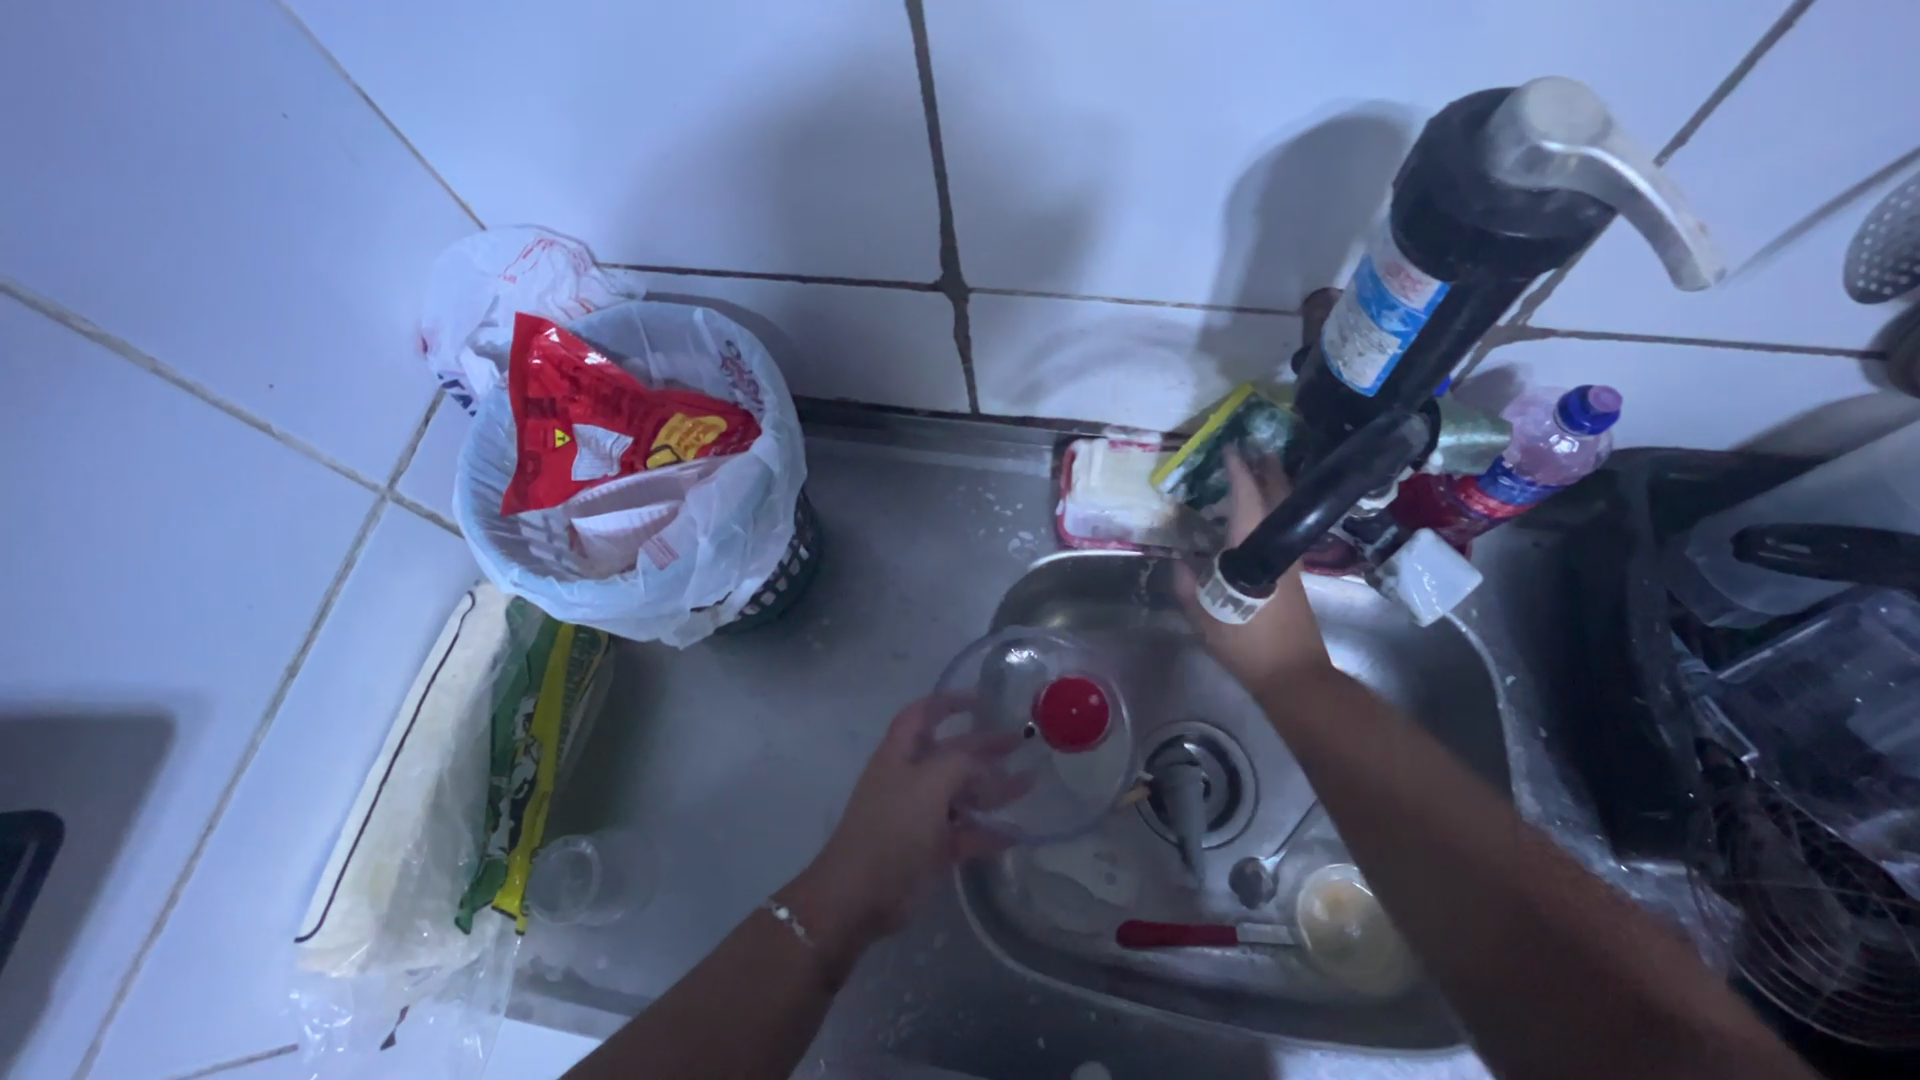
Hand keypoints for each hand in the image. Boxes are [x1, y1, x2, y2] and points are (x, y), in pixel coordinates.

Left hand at [780, 697, 1016, 960]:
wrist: (860, 896)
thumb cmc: (891, 829)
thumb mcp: (928, 784)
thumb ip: (961, 762)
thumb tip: (985, 762)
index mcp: (899, 755)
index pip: (922, 715)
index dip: (947, 702)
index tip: (981, 699)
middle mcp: (910, 780)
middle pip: (950, 754)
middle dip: (983, 746)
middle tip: (1020, 743)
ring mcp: (921, 816)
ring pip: (962, 795)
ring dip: (994, 789)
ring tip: (1029, 784)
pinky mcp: (932, 850)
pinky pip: (967, 835)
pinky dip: (990, 833)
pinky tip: (1017, 833)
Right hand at [1175, 450, 1333, 695]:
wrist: (1292, 673)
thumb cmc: (1245, 642)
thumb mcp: (1203, 616)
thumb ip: (1187, 585)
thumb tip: (1178, 561)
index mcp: (1253, 551)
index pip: (1247, 499)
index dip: (1239, 471)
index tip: (1230, 448)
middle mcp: (1277, 548)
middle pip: (1277, 499)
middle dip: (1268, 470)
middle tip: (1256, 447)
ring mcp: (1289, 561)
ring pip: (1284, 513)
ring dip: (1273, 489)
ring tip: (1259, 472)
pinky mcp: (1293, 576)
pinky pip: (1281, 530)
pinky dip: (1272, 512)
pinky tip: (1257, 518)